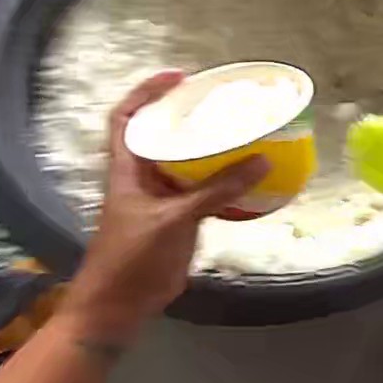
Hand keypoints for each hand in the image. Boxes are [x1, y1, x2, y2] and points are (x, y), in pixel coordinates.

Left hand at [63, 72, 268, 344]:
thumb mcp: (174, 219)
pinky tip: (250, 171)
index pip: (125, 118)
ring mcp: (163, 197)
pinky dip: (227, 176)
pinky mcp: (182, 215)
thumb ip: (218, 191)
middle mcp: (144, 176)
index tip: (180, 76)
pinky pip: (206, 185)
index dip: (146, 92)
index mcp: (127, 170)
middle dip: (189, 113)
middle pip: (162, 133)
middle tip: (224, 99)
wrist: (119, 306)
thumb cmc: (131, 258)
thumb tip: (263, 161)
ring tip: (242, 127)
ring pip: (187, 159)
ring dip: (211, 144)